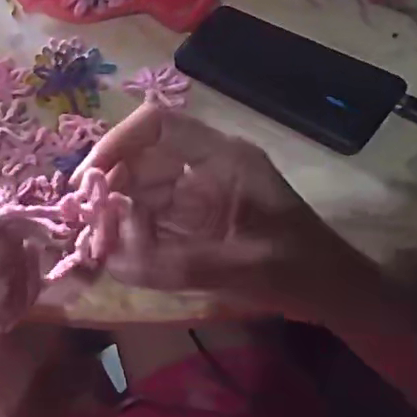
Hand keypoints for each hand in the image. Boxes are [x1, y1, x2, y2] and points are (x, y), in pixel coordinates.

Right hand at [73, 103, 369, 313]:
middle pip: (142, 156)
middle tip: (80, 220)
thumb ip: (178, 264)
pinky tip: (113, 252)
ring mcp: (198, 192)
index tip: (89, 180)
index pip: (159, 125)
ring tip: (91, 241)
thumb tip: (112, 261)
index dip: (116, 142)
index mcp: (224, 158)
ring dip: (114, 210)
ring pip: (141, 186)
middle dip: (107, 183)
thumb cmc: (301, 269)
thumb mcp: (244, 267)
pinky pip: (151, 215)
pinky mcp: (194, 217)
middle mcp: (205, 166)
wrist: (335, 291)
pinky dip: (129, 231)